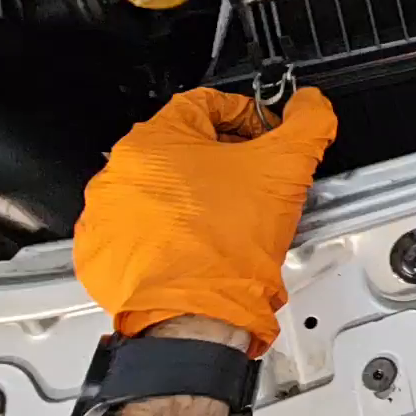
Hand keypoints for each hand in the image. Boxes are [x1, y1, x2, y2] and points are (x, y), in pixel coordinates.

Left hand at [74, 87, 337, 356]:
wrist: (200, 311)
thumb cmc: (230, 241)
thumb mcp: (290, 164)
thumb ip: (309, 120)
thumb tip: (310, 104)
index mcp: (153, 143)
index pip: (206, 103)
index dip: (248, 114)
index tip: (266, 135)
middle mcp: (118, 175)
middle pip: (186, 144)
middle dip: (227, 154)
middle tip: (258, 175)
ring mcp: (106, 217)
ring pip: (166, 184)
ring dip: (202, 189)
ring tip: (236, 209)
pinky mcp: (105, 254)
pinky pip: (146, 223)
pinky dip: (177, 224)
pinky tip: (209, 236)